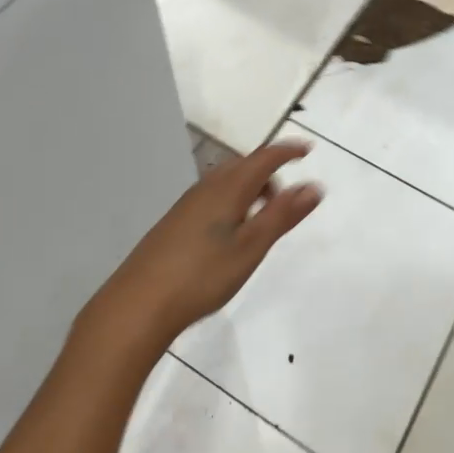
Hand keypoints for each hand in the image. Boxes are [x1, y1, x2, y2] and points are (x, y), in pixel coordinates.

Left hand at [77, 139, 322, 352]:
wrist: (139, 303)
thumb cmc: (203, 274)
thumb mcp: (252, 246)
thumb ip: (283, 214)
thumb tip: (314, 185)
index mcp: (229, 188)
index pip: (264, 158)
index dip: (287, 151)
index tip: (308, 149)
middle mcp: (207, 188)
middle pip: (244, 165)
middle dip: (269, 173)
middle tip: (285, 201)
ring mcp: (187, 205)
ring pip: (226, 181)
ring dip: (249, 189)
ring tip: (260, 222)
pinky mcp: (175, 223)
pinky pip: (212, 197)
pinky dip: (232, 202)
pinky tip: (229, 236)